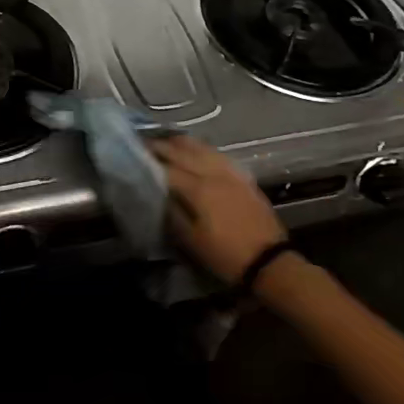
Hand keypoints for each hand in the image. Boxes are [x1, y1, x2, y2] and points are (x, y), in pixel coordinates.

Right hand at [150, 136, 286, 283]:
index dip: (149, 159)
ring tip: (167, 142)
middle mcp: (214, 173)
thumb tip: (158, 194)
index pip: (167, 167)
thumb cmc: (225, 255)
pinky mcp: (243, 177)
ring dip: (182, 143)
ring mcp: (231, 173)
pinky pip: (218, 154)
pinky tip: (197, 150)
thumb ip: (172, 213)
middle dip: (162, 145)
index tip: (134, 153)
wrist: (269, 261)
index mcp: (198, 189)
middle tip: (145, 143)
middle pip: (184, 151)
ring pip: (203, 148)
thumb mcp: (191, 240)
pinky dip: (202, 148)